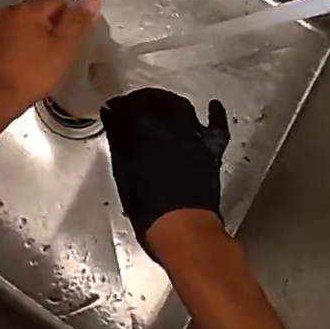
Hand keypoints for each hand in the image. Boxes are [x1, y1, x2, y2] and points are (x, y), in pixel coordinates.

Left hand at [0, 0, 100, 116]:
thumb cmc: (34, 72)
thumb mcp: (63, 47)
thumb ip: (77, 21)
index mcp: (28, 8)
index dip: (69, 15)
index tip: (71, 37)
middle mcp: (10, 10)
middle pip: (39, 7)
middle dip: (52, 23)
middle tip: (59, 49)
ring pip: (25, 20)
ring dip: (37, 31)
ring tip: (44, 56)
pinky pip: (13, 31)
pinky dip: (22, 40)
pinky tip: (26, 59)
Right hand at [100, 87, 230, 253]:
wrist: (181, 228)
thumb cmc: (145, 205)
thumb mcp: (122, 170)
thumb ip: (119, 138)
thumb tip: (113, 116)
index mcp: (138, 127)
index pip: (125, 105)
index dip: (120, 107)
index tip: (115, 109)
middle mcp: (165, 123)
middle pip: (153, 99)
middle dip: (143, 100)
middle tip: (136, 106)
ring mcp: (190, 134)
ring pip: (179, 106)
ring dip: (169, 103)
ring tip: (163, 106)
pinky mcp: (209, 148)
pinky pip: (216, 126)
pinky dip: (215, 115)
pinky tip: (213, 106)